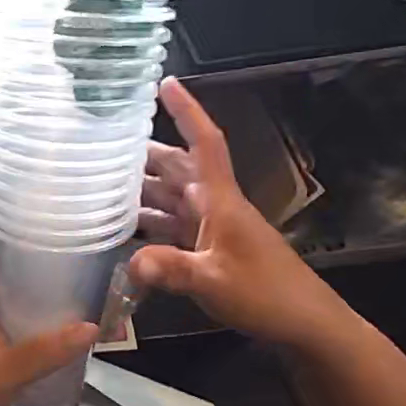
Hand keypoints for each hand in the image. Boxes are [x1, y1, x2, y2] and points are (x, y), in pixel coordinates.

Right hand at [131, 78, 350, 347]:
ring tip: (103, 185)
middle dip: (146, 154)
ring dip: (143, 190)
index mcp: (220, 200)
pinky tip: (124, 232)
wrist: (302, 322)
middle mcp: (214, 206)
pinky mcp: (208, 250)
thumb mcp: (215, 280)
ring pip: (172, 198)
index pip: (204, 144)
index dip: (187, 111)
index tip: (166, 83)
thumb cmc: (265, 293)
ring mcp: (211, 228)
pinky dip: (149, 225)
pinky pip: (172, 227)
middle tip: (106, 146)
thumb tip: (131, 263)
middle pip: (178, 169)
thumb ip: (172, 269)